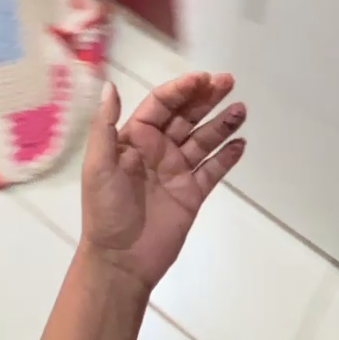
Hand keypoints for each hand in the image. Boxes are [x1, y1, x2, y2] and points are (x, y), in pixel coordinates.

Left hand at [79, 72, 247, 289]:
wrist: (119, 262)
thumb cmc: (105, 210)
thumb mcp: (97, 165)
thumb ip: (104, 125)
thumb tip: (110, 85)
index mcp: (135, 137)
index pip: (162, 103)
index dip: (182, 89)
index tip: (203, 78)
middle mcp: (159, 148)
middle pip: (186, 115)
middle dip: (207, 97)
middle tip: (229, 81)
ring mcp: (177, 170)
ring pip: (203, 139)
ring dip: (222, 123)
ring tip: (241, 109)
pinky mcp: (192, 193)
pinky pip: (212, 170)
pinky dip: (227, 157)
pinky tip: (241, 143)